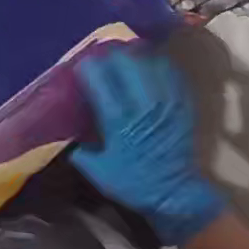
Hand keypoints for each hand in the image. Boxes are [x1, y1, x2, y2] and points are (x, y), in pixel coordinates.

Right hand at [69, 48, 224, 245]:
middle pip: (127, 62)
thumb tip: (65, 130)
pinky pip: (171, 72)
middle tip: (101, 54)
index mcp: (119, 121)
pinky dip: (157, 63)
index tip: (80, 65)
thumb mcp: (97, 171)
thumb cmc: (134, 184)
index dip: (88, 67)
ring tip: (123, 53)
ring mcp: (167, 102)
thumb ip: (79, 148)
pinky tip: (148, 62)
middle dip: (111, 54)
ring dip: (134, 54)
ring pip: (150, 62)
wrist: (177, 195)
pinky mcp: (183, 104)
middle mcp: (143, 106)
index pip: (100, 79)